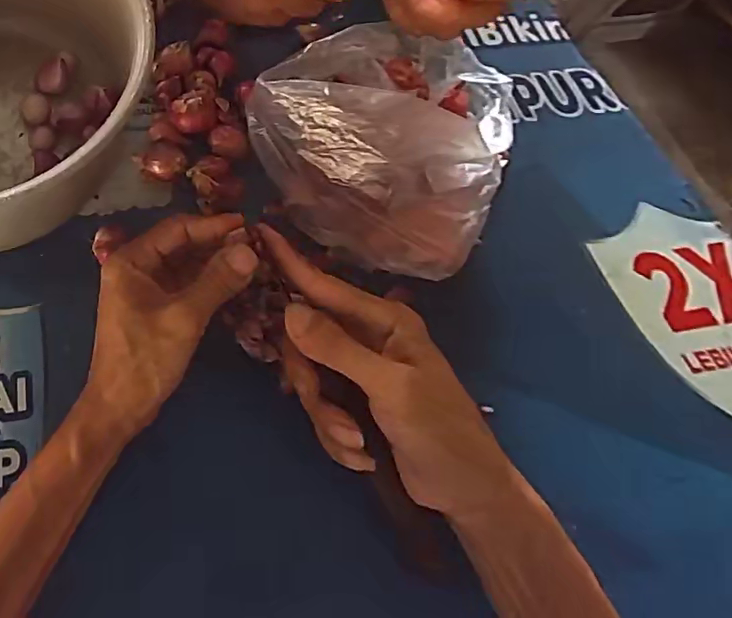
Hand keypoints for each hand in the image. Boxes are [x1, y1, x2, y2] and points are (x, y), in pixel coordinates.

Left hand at [81, 214, 258, 445]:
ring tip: (251, 258)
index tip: (247, 223)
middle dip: (215, 242)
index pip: (176, 230)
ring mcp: (143, 287)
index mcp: (130, 260)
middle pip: (179, 244)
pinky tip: (234, 281)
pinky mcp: (154, 307)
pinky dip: (207, 281)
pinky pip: (184, 284)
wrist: (119, 408)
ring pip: (184, 264)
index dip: (212, 225)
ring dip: (214, 261)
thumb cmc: (145, 359)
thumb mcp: (184, 318)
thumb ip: (216, 281)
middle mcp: (134, 266)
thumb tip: (249, 249)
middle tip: (255, 241)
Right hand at [258, 225, 521, 519]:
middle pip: (305, 341)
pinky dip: (335, 436)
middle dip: (312, 383)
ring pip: (308, 377)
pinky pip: (318, 407)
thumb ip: (338, 349)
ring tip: (357, 442)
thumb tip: (289, 310)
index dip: (290, 262)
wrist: (471, 498)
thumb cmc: (442, 432)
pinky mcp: (350, 401)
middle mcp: (365, 337)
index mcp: (383, 320)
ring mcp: (355, 369)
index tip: (259, 233)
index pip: (324, 285)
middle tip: (333, 414)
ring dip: (327, 417)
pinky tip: (363, 454)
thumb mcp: (390, 389)